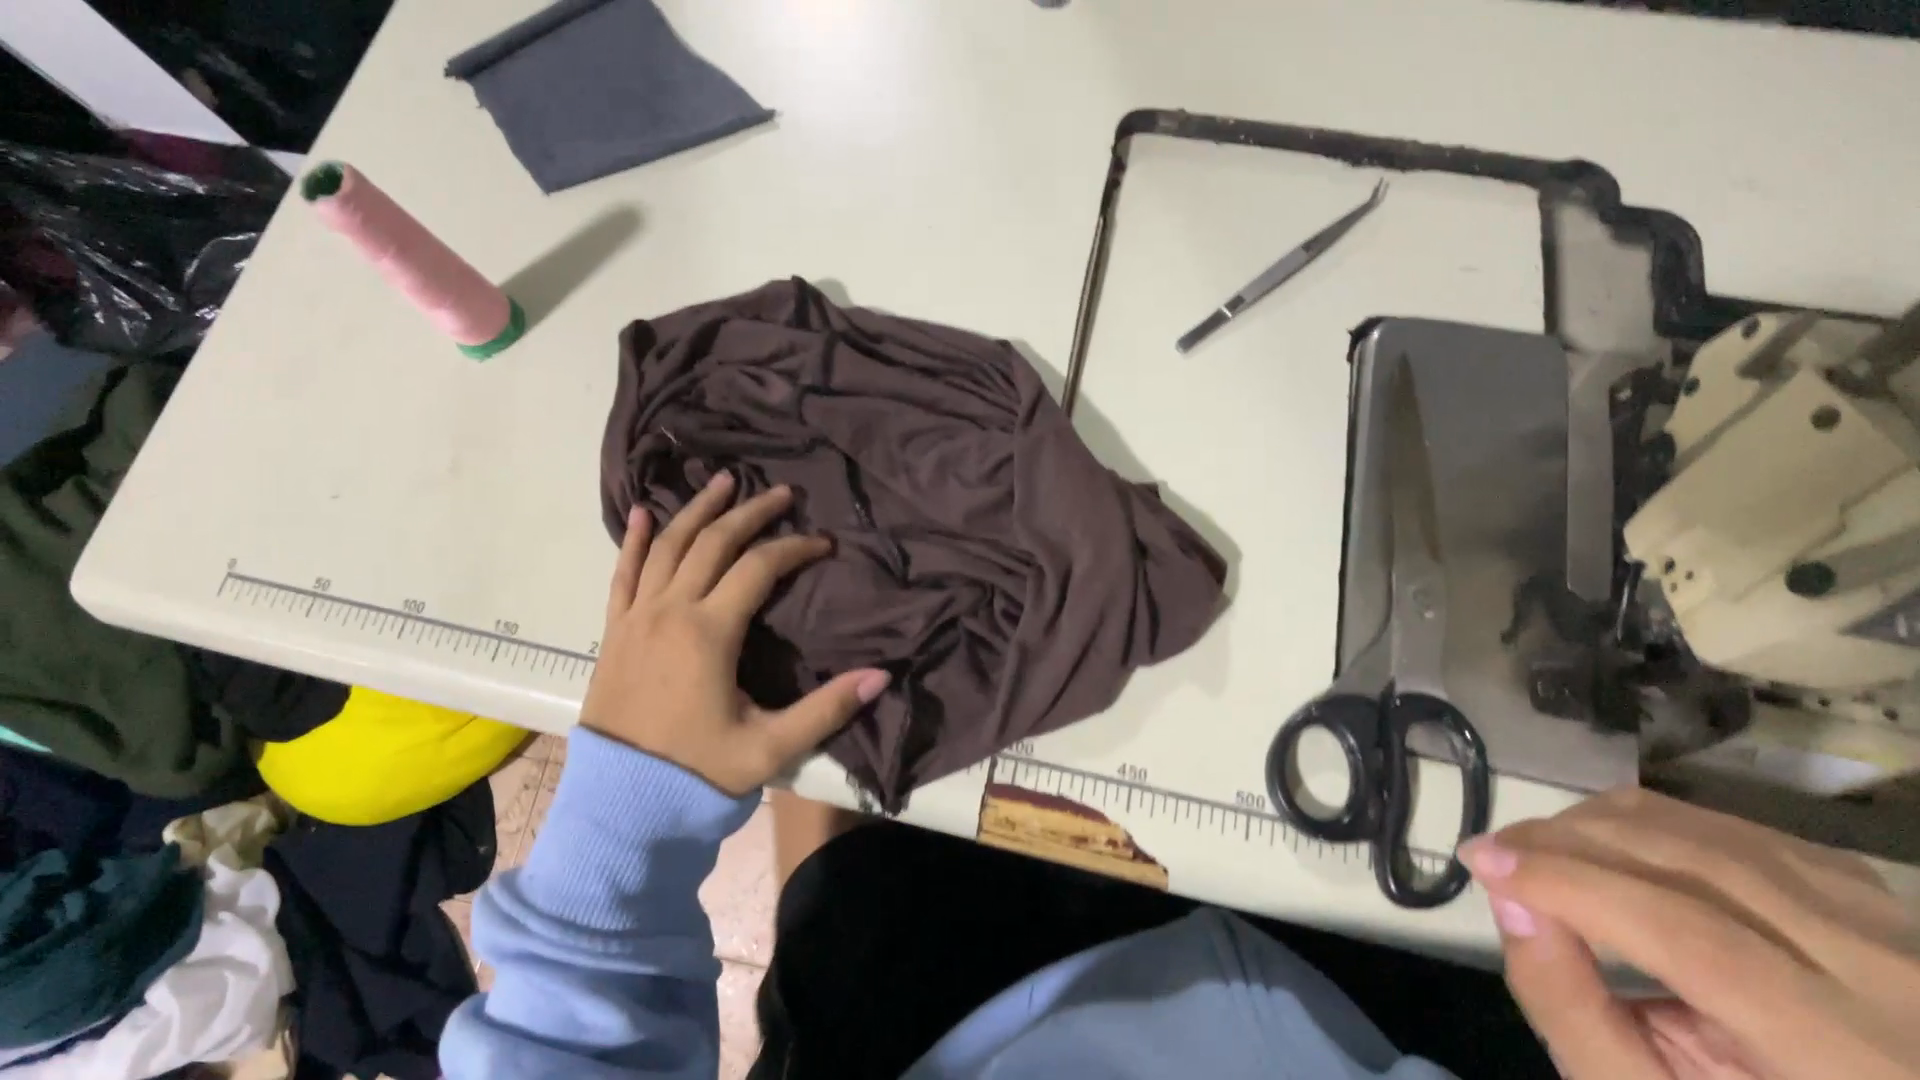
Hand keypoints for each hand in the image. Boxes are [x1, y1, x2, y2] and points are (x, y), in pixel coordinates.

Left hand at [581, 471, 888, 795]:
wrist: (620, 804)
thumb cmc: (698, 773)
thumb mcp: (770, 746)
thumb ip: (827, 709)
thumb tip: (883, 675)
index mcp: (710, 631)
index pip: (759, 567)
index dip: (795, 548)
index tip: (824, 544)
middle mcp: (671, 610)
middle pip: (713, 542)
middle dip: (751, 512)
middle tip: (781, 492)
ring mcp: (637, 617)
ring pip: (668, 545)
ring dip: (698, 510)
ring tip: (723, 481)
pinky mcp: (615, 631)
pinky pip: (623, 572)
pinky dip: (635, 540)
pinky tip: (643, 512)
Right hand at [1461, 788, 1919, 1079]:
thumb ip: (1574, 1010)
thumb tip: (1509, 901)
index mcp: (1848, 1054)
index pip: (1692, 937)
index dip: (1575, 888)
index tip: (1480, 862)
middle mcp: (1893, 973)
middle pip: (1698, 864)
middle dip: (1572, 842)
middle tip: (1493, 848)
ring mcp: (1888, 922)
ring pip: (1712, 832)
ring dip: (1601, 825)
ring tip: (1534, 846)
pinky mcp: (1864, 891)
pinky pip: (1735, 831)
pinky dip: (1651, 827)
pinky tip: (1603, 846)